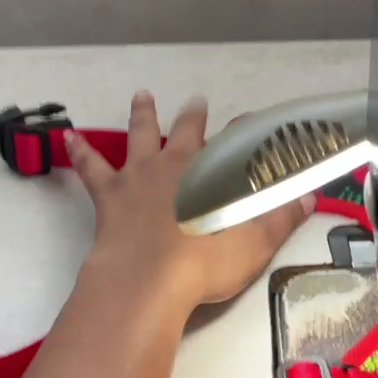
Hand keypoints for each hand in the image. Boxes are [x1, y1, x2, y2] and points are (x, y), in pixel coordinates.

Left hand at [64, 91, 311, 315]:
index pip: (234, 142)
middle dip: (194, 116)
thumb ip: (281, 218)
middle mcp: (176, 164)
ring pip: (140, 135)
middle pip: (186, 130)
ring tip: (142, 96)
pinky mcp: (109, 195)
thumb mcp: (255, 244)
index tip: (253, 123)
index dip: (245, 132)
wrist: (148, 282)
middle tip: (198, 101)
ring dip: (142, 114)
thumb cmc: (205, 263)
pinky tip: (69, 136)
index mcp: (211, 173)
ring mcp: (138, 176)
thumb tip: (308, 197)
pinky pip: (91, 166)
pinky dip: (80, 150)